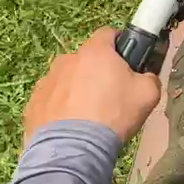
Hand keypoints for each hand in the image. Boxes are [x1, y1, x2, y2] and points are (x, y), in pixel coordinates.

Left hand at [22, 28, 161, 144]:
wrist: (73, 150)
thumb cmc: (113, 115)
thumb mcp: (148, 94)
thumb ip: (150, 77)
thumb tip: (145, 77)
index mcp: (95, 52)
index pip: (108, 33)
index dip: (120, 45)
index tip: (127, 62)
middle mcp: (67, 60)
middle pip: (86, 59)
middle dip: (97, 71)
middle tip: (111, 96)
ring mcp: (46, 81)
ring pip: (67, 79)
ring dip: (77, 90)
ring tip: (88, 116)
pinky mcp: (33, 103)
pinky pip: (51, 100)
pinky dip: (60, 108)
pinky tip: (71, 128)